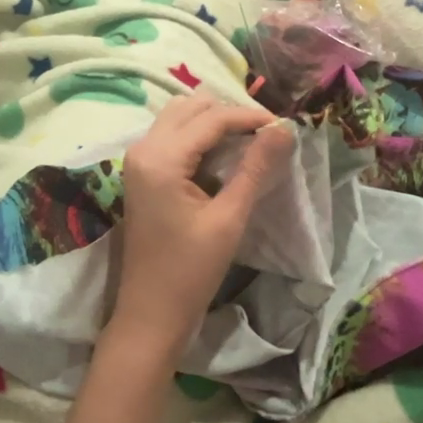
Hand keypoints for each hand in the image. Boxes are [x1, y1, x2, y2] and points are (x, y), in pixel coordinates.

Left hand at [113, 93, 293, 349]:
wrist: (150, 314)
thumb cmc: (190, 271)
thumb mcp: (229, 218)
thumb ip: (255, 168)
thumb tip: (283, 129)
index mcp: (161, 157)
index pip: (212, 118)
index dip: (250, 117)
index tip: (284, 126)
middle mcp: (143, 148)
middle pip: (191, 107)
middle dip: (230, 115)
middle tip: (266, 135)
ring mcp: (138, 160)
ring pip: (179, 117)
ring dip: (213, 122)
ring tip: (248, 142)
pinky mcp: (142, 173)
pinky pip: (171, 136)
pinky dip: (199, 136)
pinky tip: (224, 155)